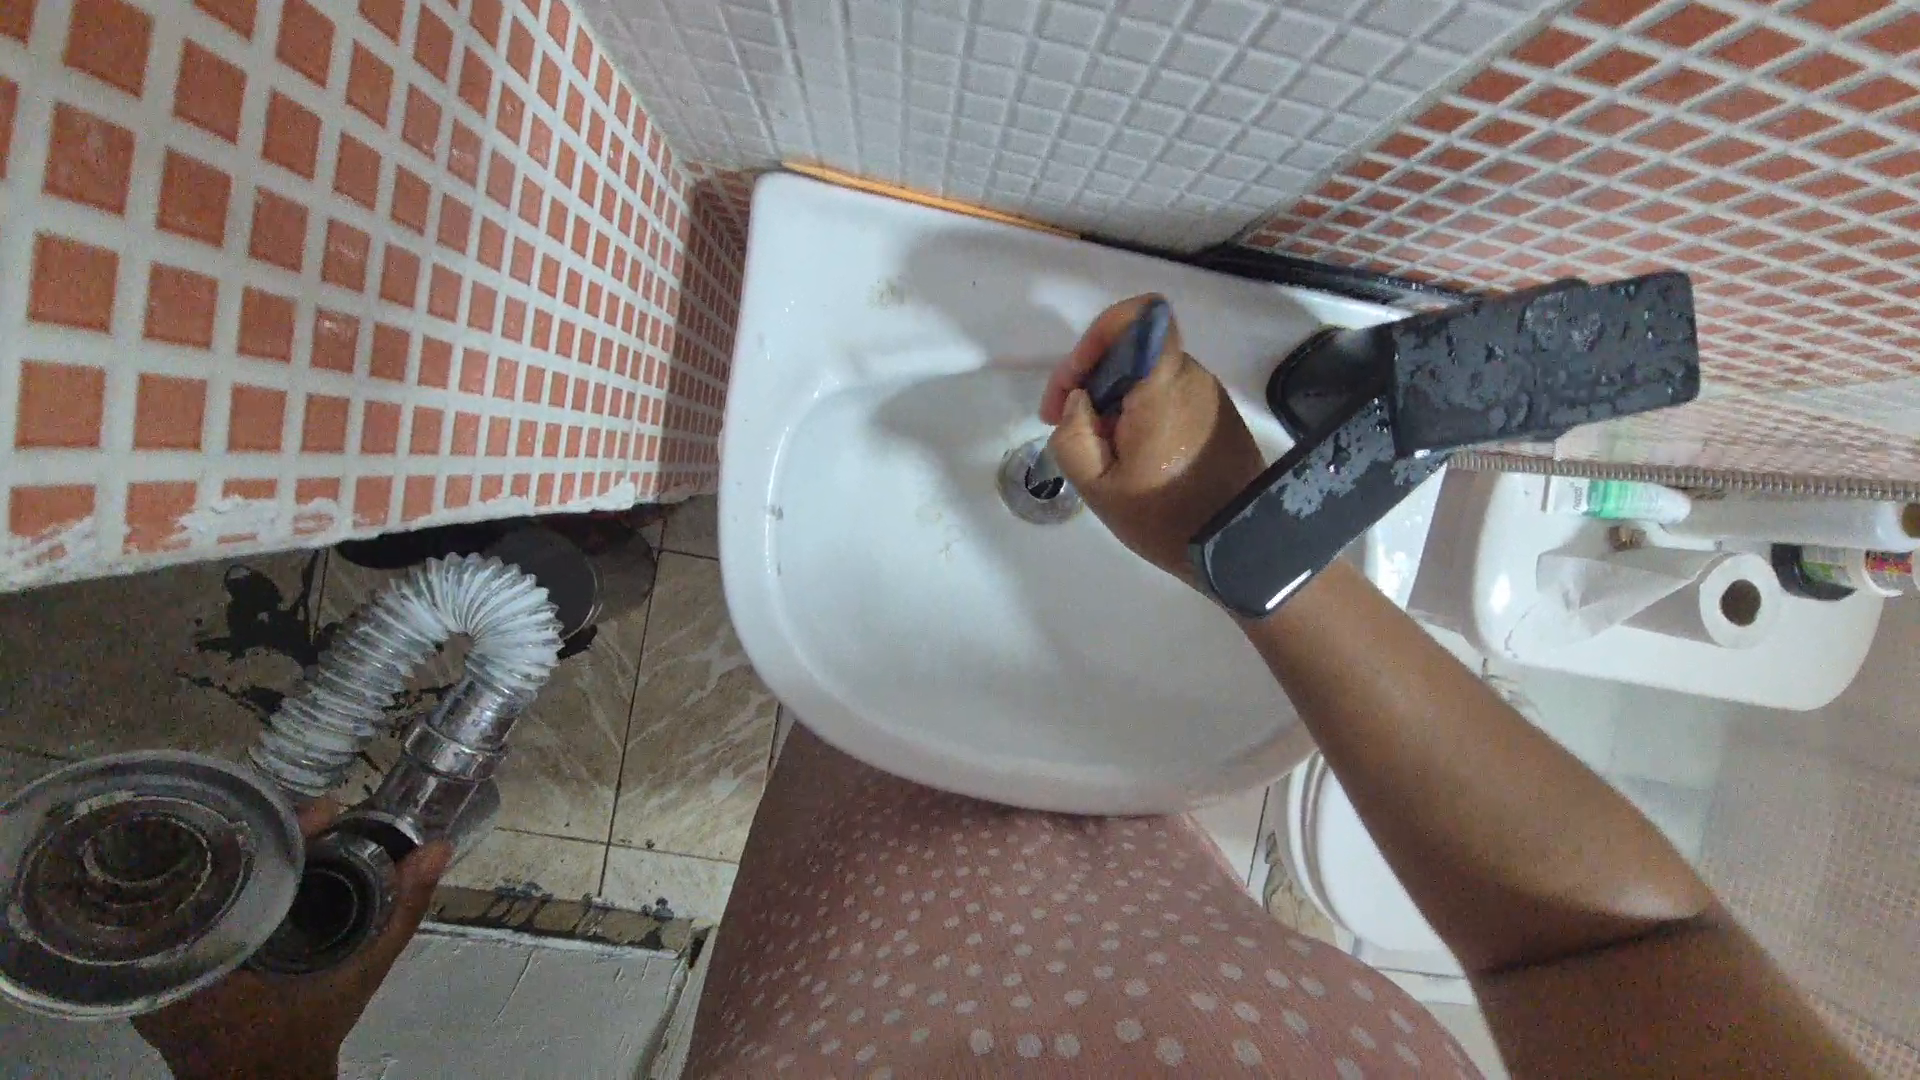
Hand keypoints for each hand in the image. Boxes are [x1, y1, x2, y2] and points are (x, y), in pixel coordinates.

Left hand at [133, 801, 451, 1079]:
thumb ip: (402, 910)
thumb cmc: (307, 1029)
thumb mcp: (364, 970)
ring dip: (259, 856)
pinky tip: (279, 867)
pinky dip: (242, 881)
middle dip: (274, 837)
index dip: (283, 834)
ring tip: (309, 831)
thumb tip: (438, 848)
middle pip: (217, 871)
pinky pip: (202, 905)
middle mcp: (167, 956)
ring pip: (206, 886)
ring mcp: (159, 962)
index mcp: (203, 958)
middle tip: (326, 816)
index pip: (234, 872)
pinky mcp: (169, 964)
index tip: (328, 812)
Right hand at [1042, 294, 1266, 581]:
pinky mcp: (1217, 416)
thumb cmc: (1164, 519)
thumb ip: (1072, 433)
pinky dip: (1139, 413)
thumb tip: (1079, 399)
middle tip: (1066, 423)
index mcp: (1164, 387)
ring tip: (1099, 450)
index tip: (1079, 381)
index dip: (1101, 333)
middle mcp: (1193, 378)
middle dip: (1093, 377)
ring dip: (1114, 399)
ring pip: (1148, 373)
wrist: (1239, 550)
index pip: (1141, 315)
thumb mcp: (1097, 486)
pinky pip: (1167, 395)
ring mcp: (1209, 395)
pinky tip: (1130, 457)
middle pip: (1134, 348)